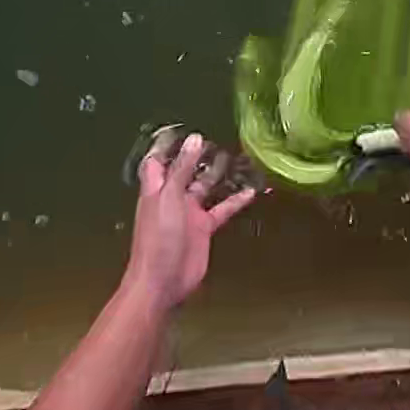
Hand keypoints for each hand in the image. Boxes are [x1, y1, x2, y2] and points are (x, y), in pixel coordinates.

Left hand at [124, 130, 258, 311]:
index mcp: (157, 190)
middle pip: (186, 172)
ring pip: (206, 187)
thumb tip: (195, 138)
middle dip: (200, 157)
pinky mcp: (204, 227)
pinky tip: (252, 189)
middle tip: (222, 139)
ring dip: (220, 174)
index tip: (184, 128)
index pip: (158, 162)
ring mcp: (189, 213)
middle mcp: (172, 198)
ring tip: (241, 157)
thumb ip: (182, 168)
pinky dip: (237, 199)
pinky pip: (223, 208)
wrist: (162, 281)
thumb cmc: (159, 237)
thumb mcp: (169, 198)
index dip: (167, 146)